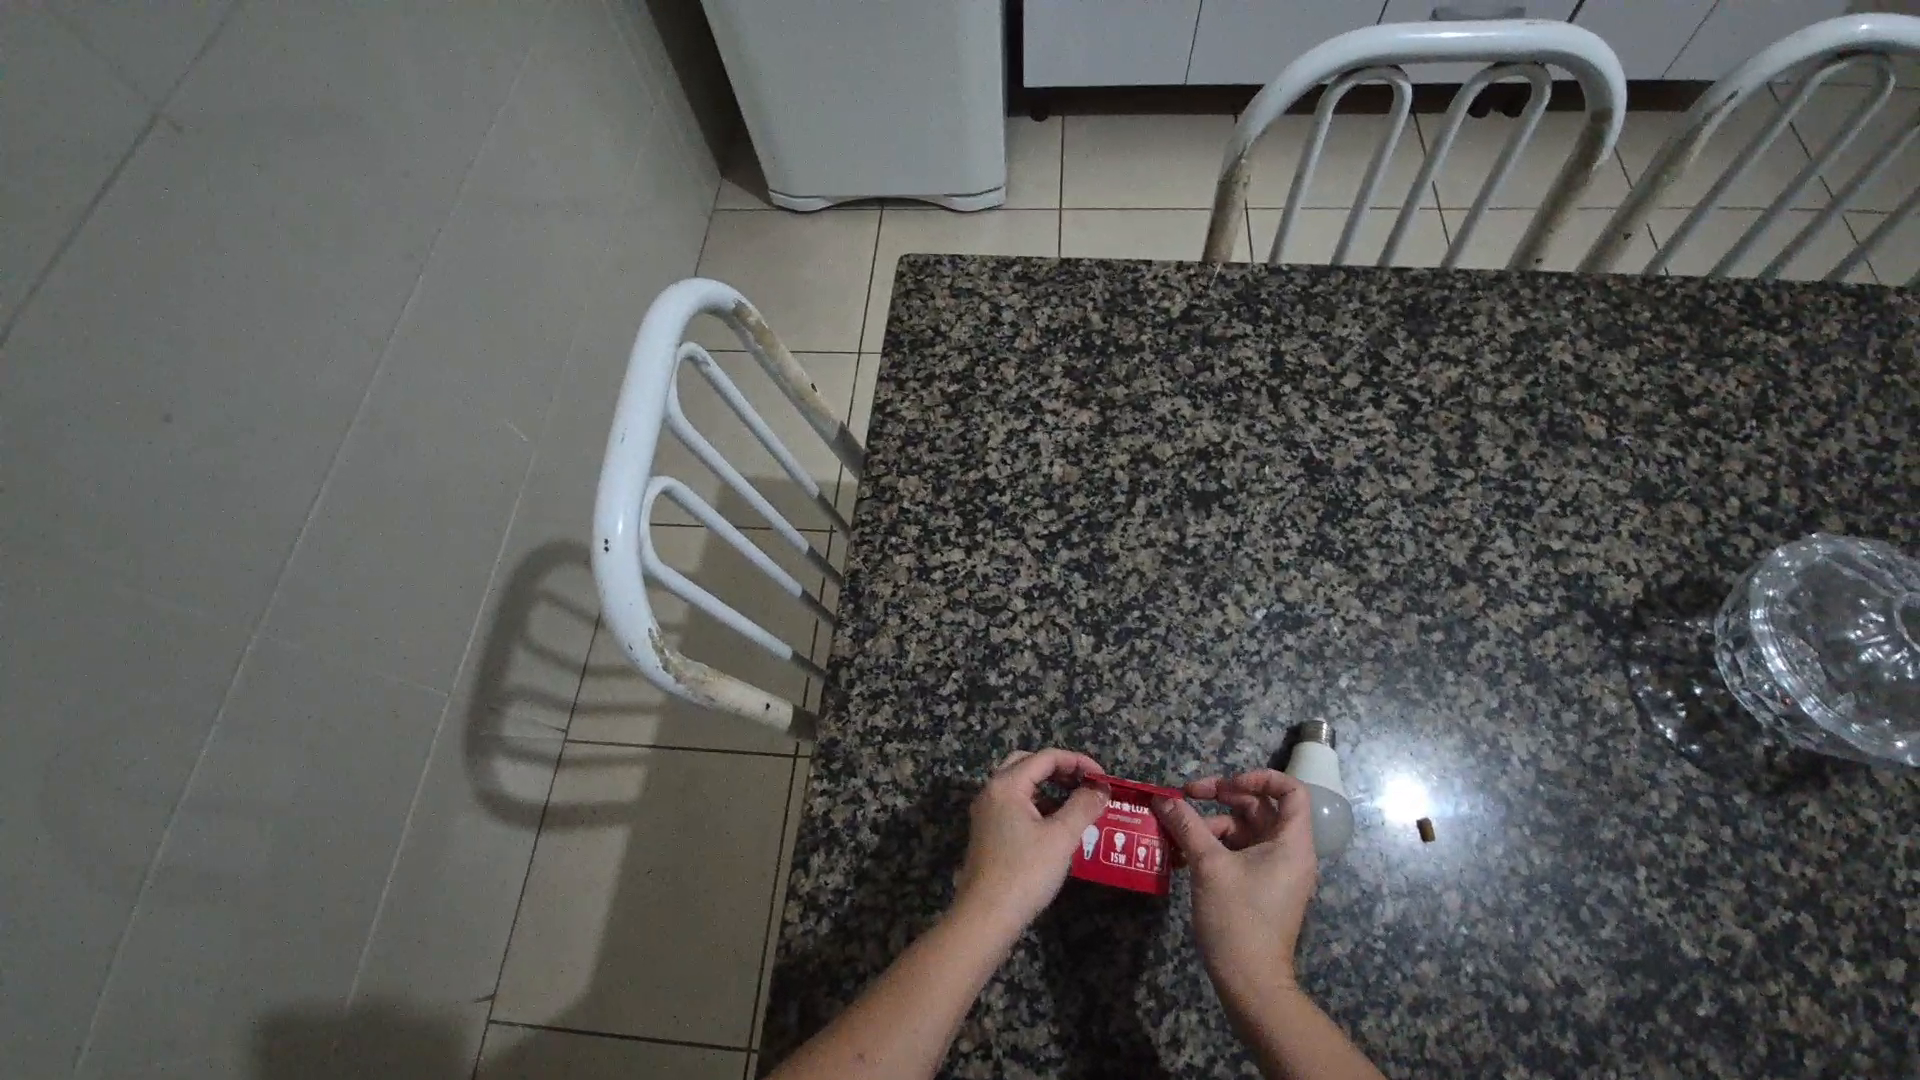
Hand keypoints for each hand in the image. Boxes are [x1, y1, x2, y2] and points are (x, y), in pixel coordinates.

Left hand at [955, 749, 1108, 933]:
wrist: (986, 916)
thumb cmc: (1025, 872)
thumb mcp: (1061, 837)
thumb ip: (1083, 806)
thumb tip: (1100, 789)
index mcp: (1006, 785)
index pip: (1046, 757)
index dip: (1078, 761)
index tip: (1103, 778)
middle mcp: (991, 791)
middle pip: (1028, 764)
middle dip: (1059, 769)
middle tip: (1085, 783)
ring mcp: (986, 812)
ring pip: (1020, 786)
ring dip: (1048, 788)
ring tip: (1076, 802)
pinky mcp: (987, 832)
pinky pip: (1014, 805)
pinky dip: (1037, 805)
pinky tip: (1055, 825)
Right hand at [1153, 769, 1317, 1020]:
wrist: (1250, 981)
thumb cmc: (1238, 918)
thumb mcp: (1208, 865)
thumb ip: (1186, 825)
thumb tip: (1162, 798)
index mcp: (1291, 843)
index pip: (1290, 791)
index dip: (1259, 778)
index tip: (1224, 784)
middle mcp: (1289, 852)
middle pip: (1260, 807)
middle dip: (1221, 798)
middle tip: (1186, 796)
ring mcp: (1275, 870)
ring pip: (1244, 830)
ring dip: (1210, 825)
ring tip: (1176, 832)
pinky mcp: (1260, 886)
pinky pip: (1238, 852)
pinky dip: (1213, 846)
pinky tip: (1182, 853)